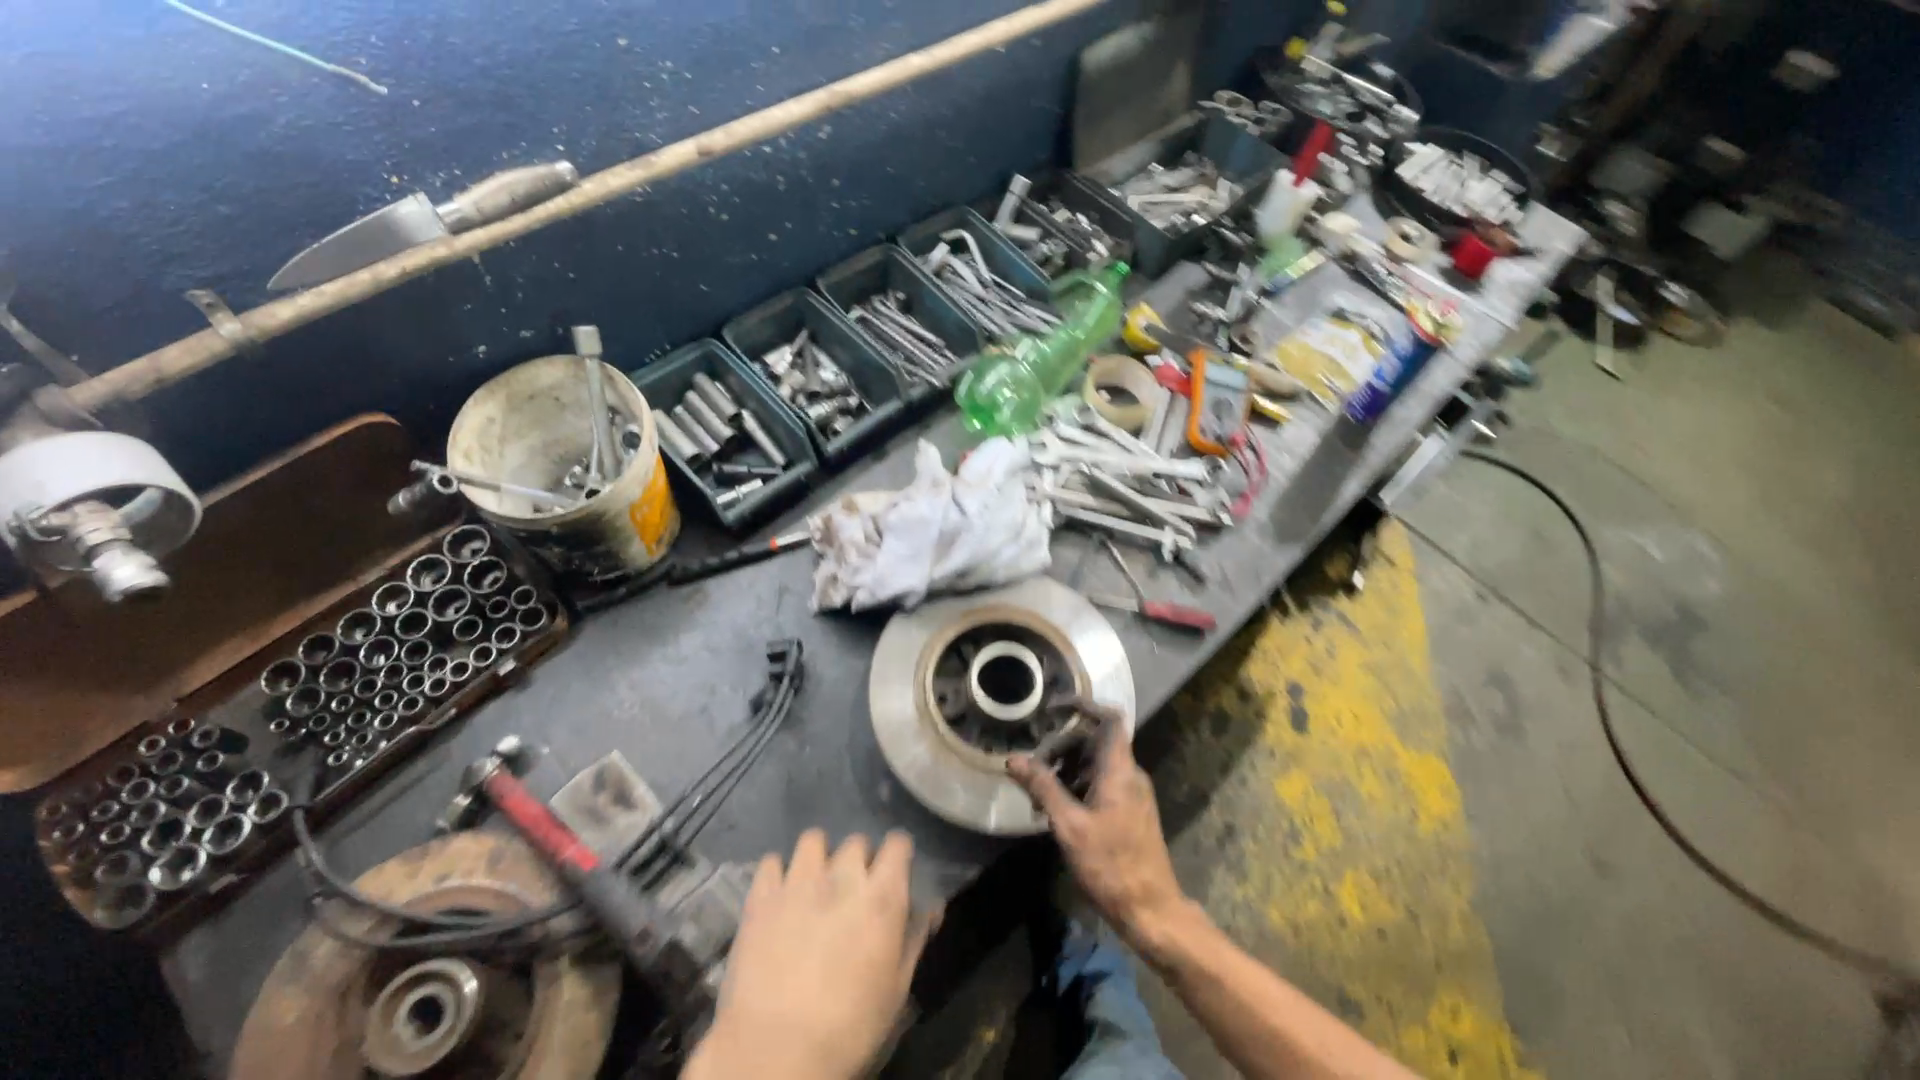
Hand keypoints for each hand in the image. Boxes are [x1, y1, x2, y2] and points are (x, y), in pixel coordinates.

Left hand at [683, 830, 931, 1079]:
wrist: (777, 1049)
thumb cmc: (849, 1026)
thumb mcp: (896, 989)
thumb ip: (914, 940)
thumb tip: (932, 908)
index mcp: (882, 898)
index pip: (898, 845)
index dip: (898, 853)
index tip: (895, 869)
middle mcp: (842, 878)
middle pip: (856, 842)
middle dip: (859, 859)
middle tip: (854, 889)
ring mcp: (797, 882)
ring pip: (813, 840)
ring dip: (818, 857)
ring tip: (814, 884)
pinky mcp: (761, 896)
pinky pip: (770, 862)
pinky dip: (778, 873)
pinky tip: (780, 896)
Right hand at [1006, 716, 1191, 956]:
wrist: (1150, 908)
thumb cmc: (1110, 864)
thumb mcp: (1069, 826)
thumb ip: (1043, 788)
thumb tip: (1014, 759)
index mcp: (1120, 770)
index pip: (1109, 719)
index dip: (1083, 705)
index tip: (1052, 708)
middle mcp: (1130, 774)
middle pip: (1095, 742)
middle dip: (1061, 747)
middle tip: (1032, 768)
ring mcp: (1132, 794)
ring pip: (1095, 765)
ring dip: (1065, 771)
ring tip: (1038, 797)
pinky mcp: (1130, 812)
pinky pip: (1100, 785)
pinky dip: (1076, 788)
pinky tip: (1056, 814)